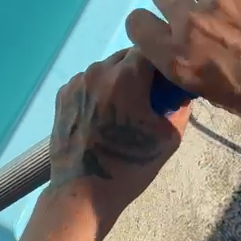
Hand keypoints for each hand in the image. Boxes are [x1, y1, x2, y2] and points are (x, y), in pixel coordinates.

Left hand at [47, 49, 189, 223]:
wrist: (84, 191)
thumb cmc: (131, 165)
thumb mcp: (170, 137)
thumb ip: (179, 107)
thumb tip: (179, 93)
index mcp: (127, 76)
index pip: (152, 49)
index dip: (162, 63)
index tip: (167, 81)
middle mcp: (99, 70)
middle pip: (127, 56)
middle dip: (140, 71)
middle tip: (147, 96)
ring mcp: (77, 82)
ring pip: (105, 68)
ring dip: (118, 80)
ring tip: (123, 108)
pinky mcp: (62, 95)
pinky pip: (87, 82)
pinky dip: (98, 91)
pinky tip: (102, 115)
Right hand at [125, 0, 240, 139]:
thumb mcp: (218, 98)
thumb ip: (195, 70)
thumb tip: (191, 54)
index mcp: (178, 60)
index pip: (136, 24)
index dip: (148, 23)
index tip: (163, 26)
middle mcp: (190, 26)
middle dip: (177, 0)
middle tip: (200, 12)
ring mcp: (221, 0)